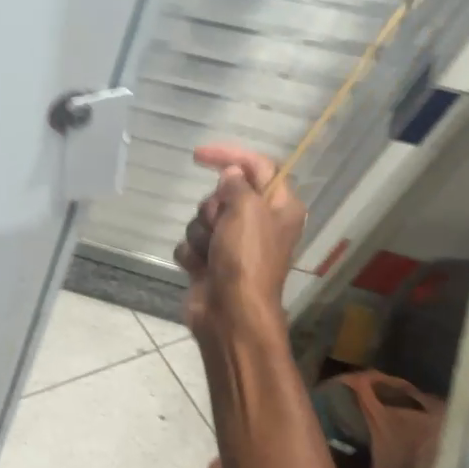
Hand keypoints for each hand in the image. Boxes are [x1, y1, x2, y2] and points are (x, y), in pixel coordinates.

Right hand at [174, 144, 306, 340]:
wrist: (230, 313)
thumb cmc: (246, 260)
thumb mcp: (247, 211)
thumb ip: (237, 186)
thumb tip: (229, 176)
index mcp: (279, 206)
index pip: (256, 167)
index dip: (229, 156)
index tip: (198, 155)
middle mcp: (257, 223)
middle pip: (222, 196)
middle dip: (212, 209)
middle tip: (219, 226)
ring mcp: (231, 245)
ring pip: (201, 222)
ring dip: (199, 235)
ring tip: (209, 255)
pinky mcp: (208, 264)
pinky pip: (189, 246)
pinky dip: (190, 256)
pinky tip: (198, 268)